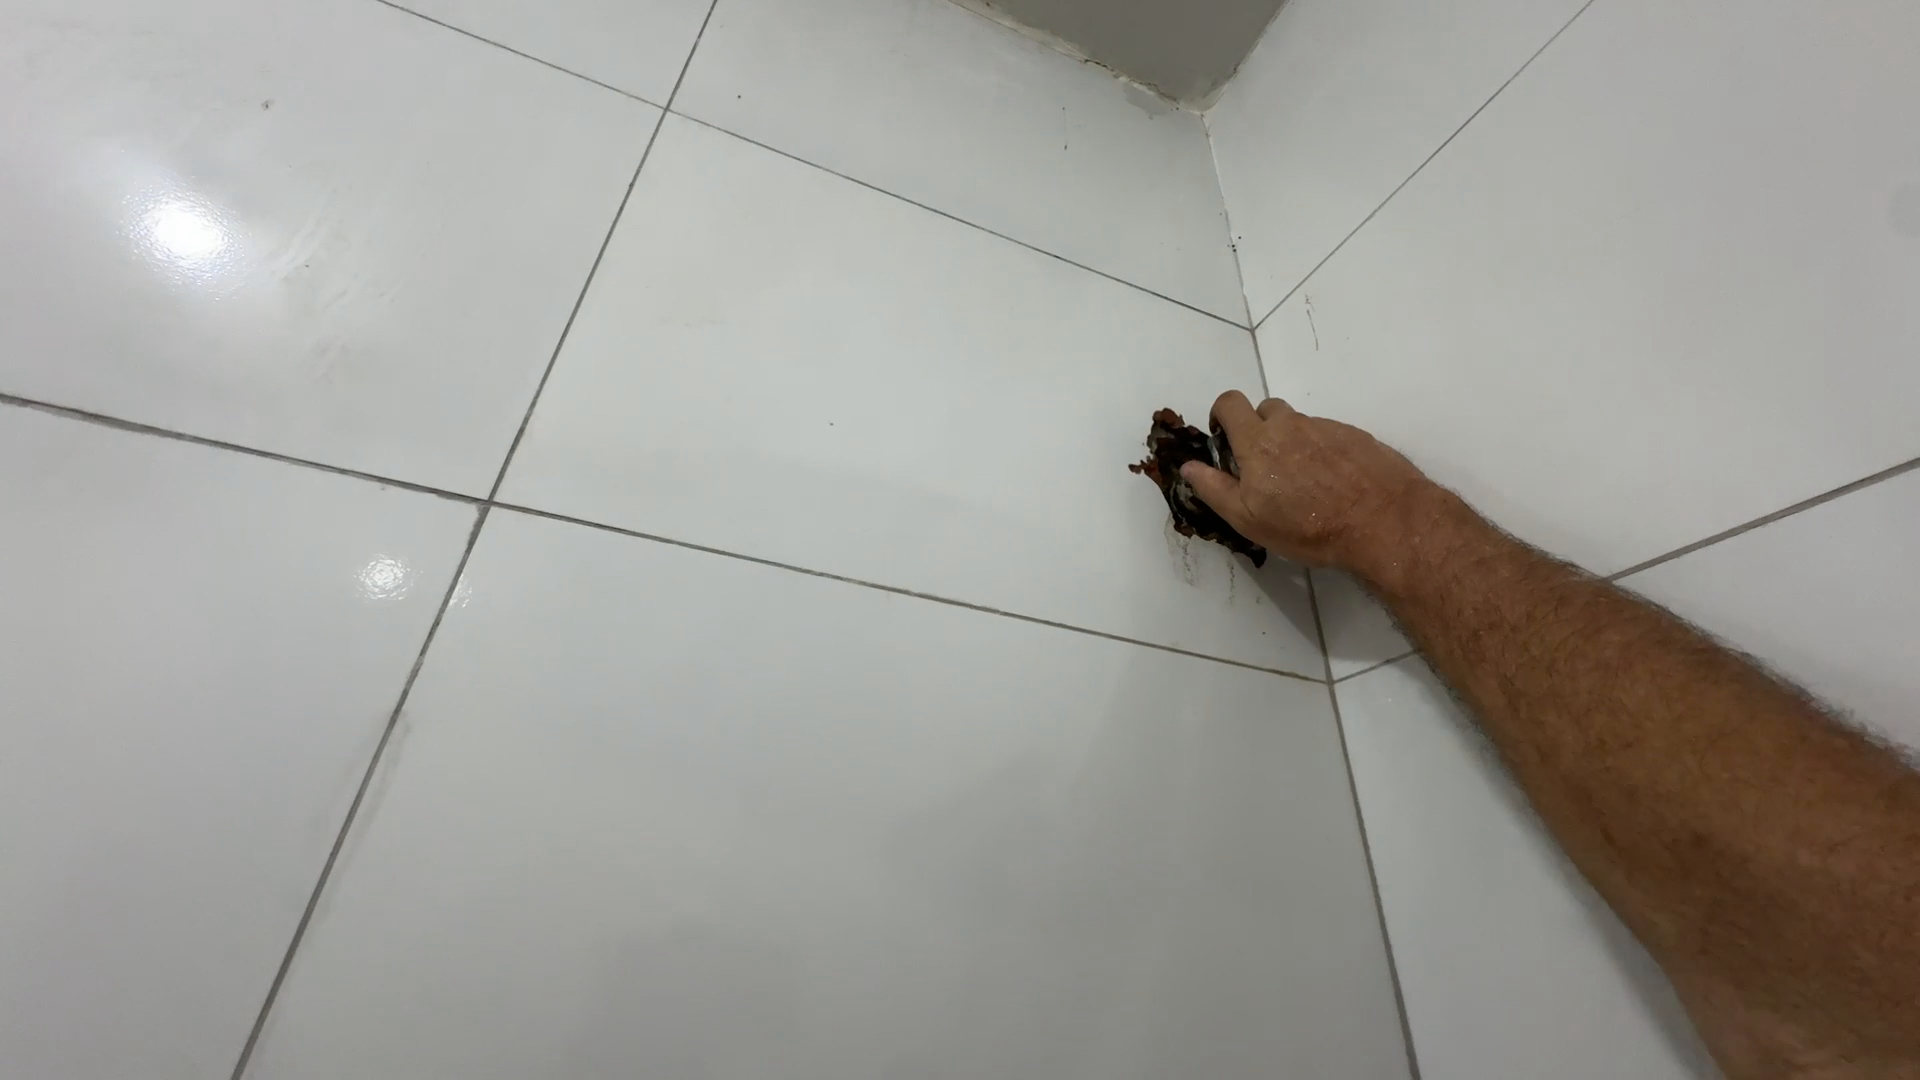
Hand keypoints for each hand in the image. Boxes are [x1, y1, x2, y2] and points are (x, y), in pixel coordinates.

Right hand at [1179, 391, 1444, 578]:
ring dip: (1291, 442)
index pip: (1230, 403)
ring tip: (1301, 481)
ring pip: (1298, 424)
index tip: (1223, 438)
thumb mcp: (1247, 517)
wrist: (1385, 523)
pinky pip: (1328, 436)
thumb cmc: (1306, 525)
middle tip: (1262, 466)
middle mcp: (1291, 424)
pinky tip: (1332, 485)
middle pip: (1265, 409)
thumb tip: (1187, 466)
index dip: (1220, 414)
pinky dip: (1321, 452)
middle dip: (1256, 429)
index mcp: (1258, 441)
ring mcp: (1327, 428)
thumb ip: (1213, 488)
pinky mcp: (1357, 437)